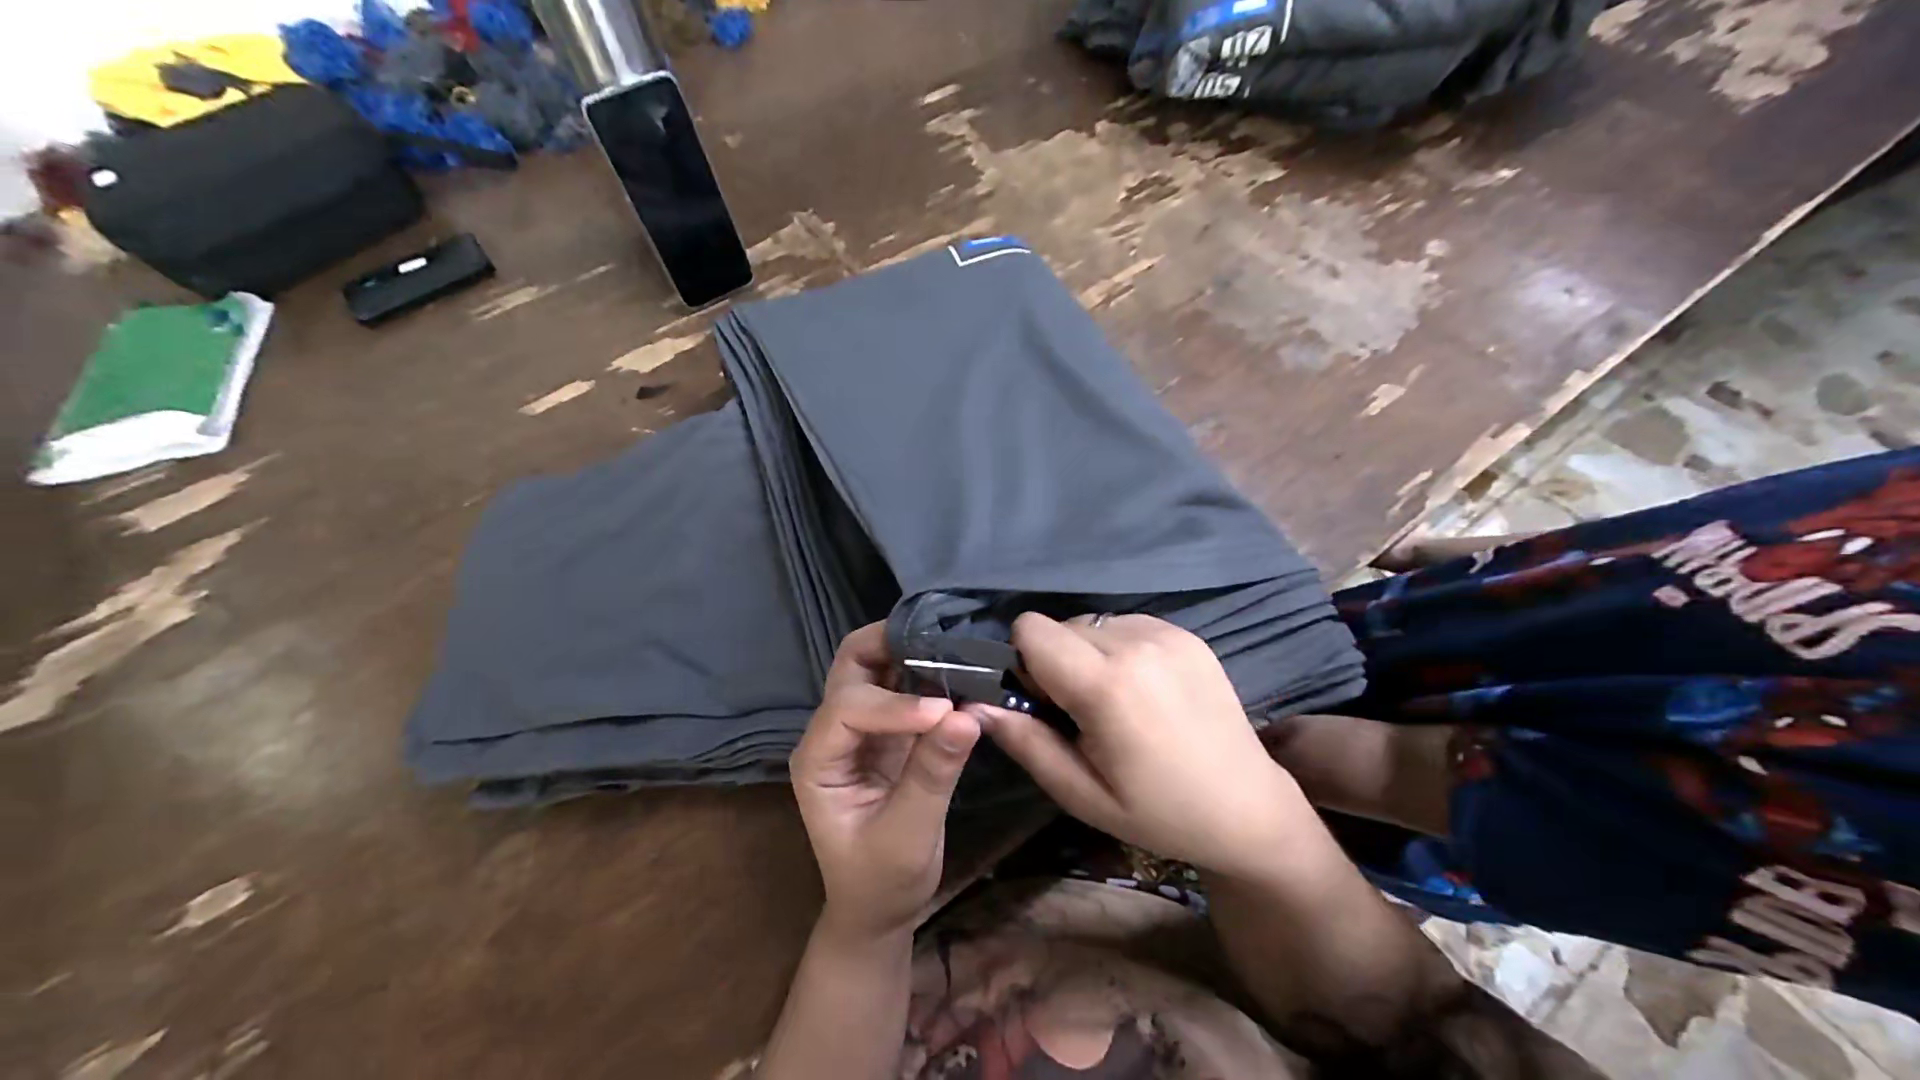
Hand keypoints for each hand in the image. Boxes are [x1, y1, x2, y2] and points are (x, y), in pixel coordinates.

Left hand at [790, 623, 980, 941]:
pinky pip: (907, 690)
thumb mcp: (907, 838)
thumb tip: (965, 715)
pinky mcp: (891, 733)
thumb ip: (931, 775)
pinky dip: (931, 676)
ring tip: (955, 648)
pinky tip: (960, 673)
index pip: (849, 709)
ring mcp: (862, 730)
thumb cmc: (881, 882)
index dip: (894, 705)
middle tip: (939, 637)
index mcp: (818, 759)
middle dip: (890, 645)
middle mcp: (833, 734)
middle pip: (852, 666)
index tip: (943, 711)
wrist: (880, 908)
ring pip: (878, 667)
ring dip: (913, 653)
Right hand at [968, 613, 1311, 880]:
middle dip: (1055, 661)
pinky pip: (1126, 624)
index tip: (1045, 702)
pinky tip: (1144, 690)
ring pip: (1092, 623)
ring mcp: (1168, 633)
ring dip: (1088, 654)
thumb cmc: (1157, 812)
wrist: (1247, 807)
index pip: (1031, 629)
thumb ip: (1024, 741)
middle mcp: (1137, 644)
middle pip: (1059, 625)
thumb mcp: (1080, 793)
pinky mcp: (1188, 633)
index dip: (1025, 662)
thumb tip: (975, 704)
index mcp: (1107, 685)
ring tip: (1117, 701)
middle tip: (1082, 711)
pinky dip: (1120, 649)